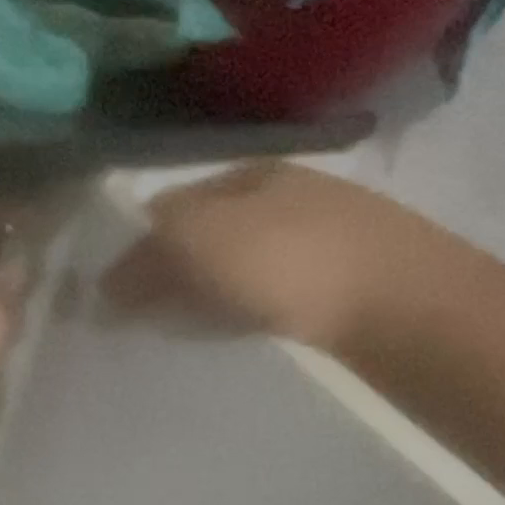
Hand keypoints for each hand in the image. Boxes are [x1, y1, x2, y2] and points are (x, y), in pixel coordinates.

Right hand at [101, 162, 465, 351]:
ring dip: (197, 292)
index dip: (128, 246)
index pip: (164, 206)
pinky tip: (227, 331)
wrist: (401, 305)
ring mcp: (313, 236)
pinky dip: (234, 309)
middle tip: (132, 316)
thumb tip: (104, 283)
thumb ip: (144, 254)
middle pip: (198, 234)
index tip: (103, 292)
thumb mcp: (199, 240)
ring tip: (173, 330)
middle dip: (162, 270)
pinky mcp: (337, 281)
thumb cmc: (289, 261)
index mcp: (244, 172)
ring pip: (231, 263)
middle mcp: (279, 193)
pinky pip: (262, 291)